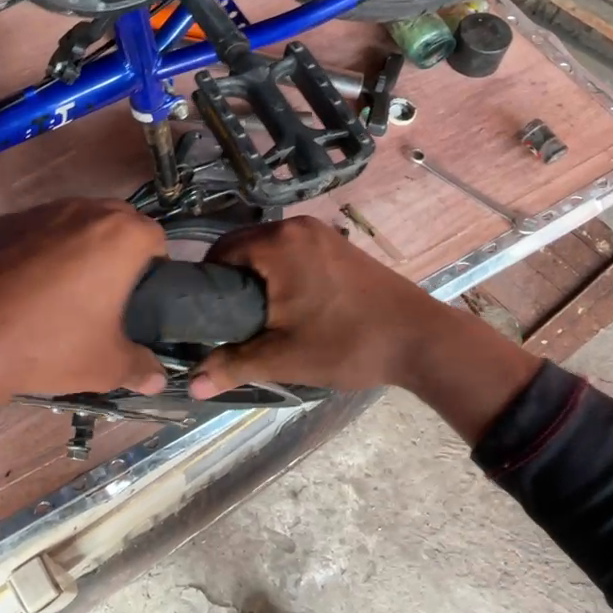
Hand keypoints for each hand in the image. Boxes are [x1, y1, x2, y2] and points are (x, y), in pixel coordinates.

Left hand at [0, 199, 167, 479]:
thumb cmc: (51, 344)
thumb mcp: (106, 366)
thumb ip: (140, 368)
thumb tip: (157, 379)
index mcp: (121, 236)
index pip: (155, 237)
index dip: (154, 265)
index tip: (142, 293)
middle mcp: (84, 210)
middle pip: (116, 221)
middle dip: (118, 249)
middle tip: (109, 290)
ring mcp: (40, 211)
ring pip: (74, 221)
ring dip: (79, 245)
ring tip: (66, 288)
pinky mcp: (3, 223)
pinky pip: (36, 230)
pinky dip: (40, 249)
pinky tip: (27, 286)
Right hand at [189, 217, 540, 442]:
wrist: (421, 340)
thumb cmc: (347, 342)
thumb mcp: (283, 357)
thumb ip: (233, 365)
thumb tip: (190, 385)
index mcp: (277, 243)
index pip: (219, 252)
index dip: (204, 283)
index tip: (201, 315)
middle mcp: (296, 226)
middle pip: (242, 246)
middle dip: (229, 280)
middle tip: (224, 320)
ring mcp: (321, 232)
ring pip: (268, 249)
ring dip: (256, 276)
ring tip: (252, 316)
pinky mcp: (338, 245)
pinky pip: (293, 251)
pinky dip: (280, 272)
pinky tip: (285, 305)